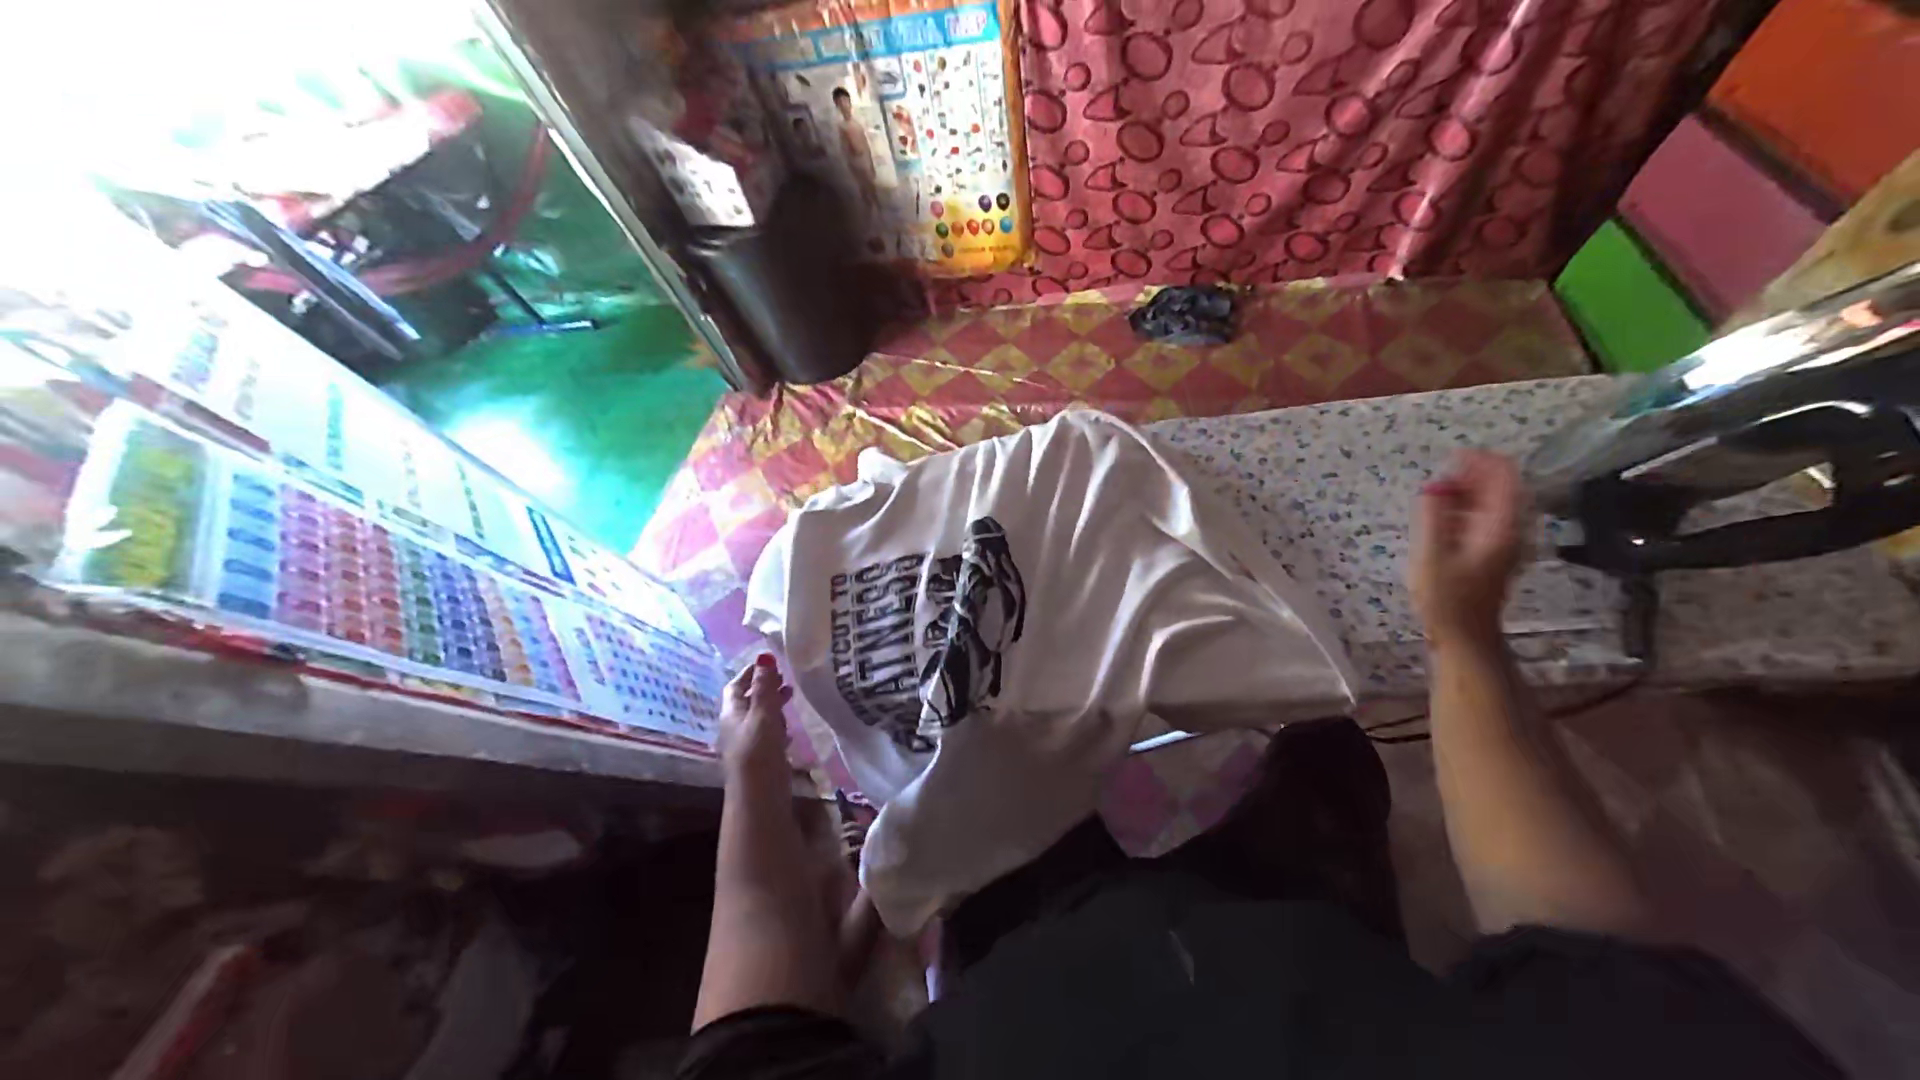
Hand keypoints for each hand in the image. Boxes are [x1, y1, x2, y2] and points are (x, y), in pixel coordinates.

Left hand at [719, 654, 793, 777]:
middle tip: (785, 678)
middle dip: (764, 687)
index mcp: (731, 714)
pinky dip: (778, 726)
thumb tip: (763, 656)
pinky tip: (790, 730)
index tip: (768, 661)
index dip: (750, 672)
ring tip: (791, 698)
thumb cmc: (759, 751)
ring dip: (772, 706)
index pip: (736, 686)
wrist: (758, 798)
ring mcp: (746, 745)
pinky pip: (767, 735)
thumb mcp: (763, 714)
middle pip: (747, 701)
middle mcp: (734, 728)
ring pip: (758, 718)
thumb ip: (765, 687)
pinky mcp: (759, 760)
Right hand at [1410, 449, 1531, 646]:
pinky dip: (1465, 508)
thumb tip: (1434, 486)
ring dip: (1467, 491)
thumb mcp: (1432, 555)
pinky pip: (1484, 518)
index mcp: (1501, 527)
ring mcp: (1504, 542)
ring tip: (1436, 491)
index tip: (1452, 455)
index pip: (1504, 478)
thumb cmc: (1446, 598)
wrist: (1464, 635)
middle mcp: (1511, 530)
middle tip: (1440, 474)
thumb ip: (1432, 517)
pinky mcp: (1493, 552)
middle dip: (1472, 475)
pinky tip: (1442, 513)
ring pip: (1493, 503)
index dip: (1481, 461)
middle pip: (1501, 488)